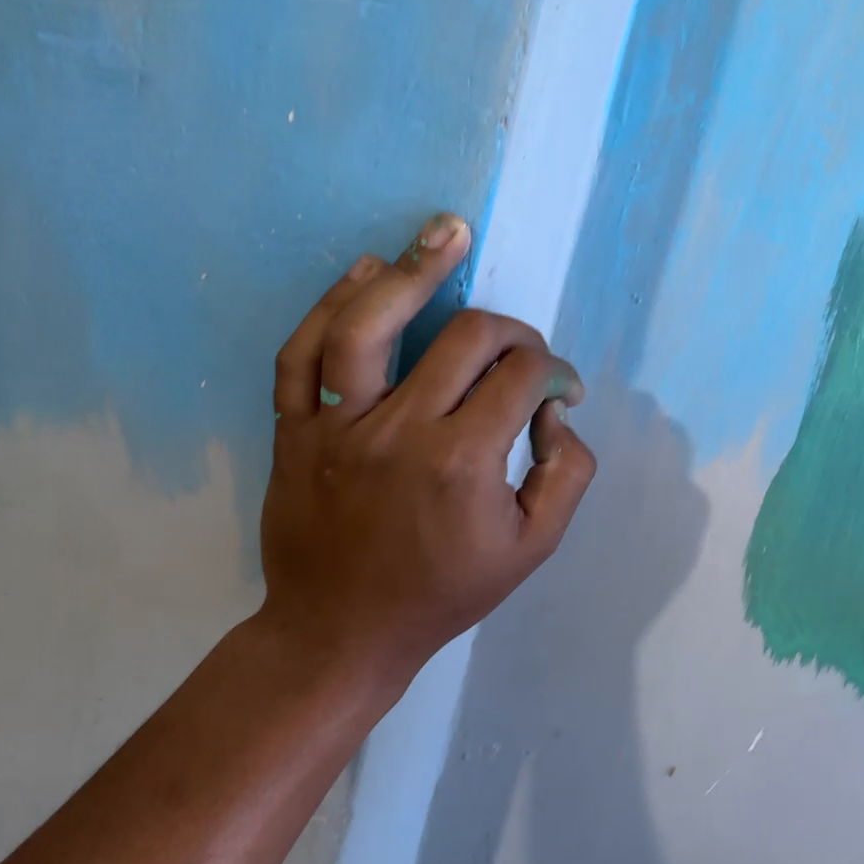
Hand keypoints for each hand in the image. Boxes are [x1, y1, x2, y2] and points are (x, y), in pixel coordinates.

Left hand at [258, 212, 595, 684]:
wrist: (340, 633)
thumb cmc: (446, 591)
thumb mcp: (534, 547)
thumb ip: (568, 473)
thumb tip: (555, 414)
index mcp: (463, 462)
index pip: (522, 377)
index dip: (555, 373)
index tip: (560, 393)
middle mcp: (400, 430)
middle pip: (465, 337)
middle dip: (512, 331)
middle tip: (524, 350)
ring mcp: (338, 426)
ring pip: (369, 325)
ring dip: (414, 271)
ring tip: (446, 231)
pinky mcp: (295, 430)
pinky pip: (301, 353)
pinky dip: (332, 304)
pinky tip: (365, 269)